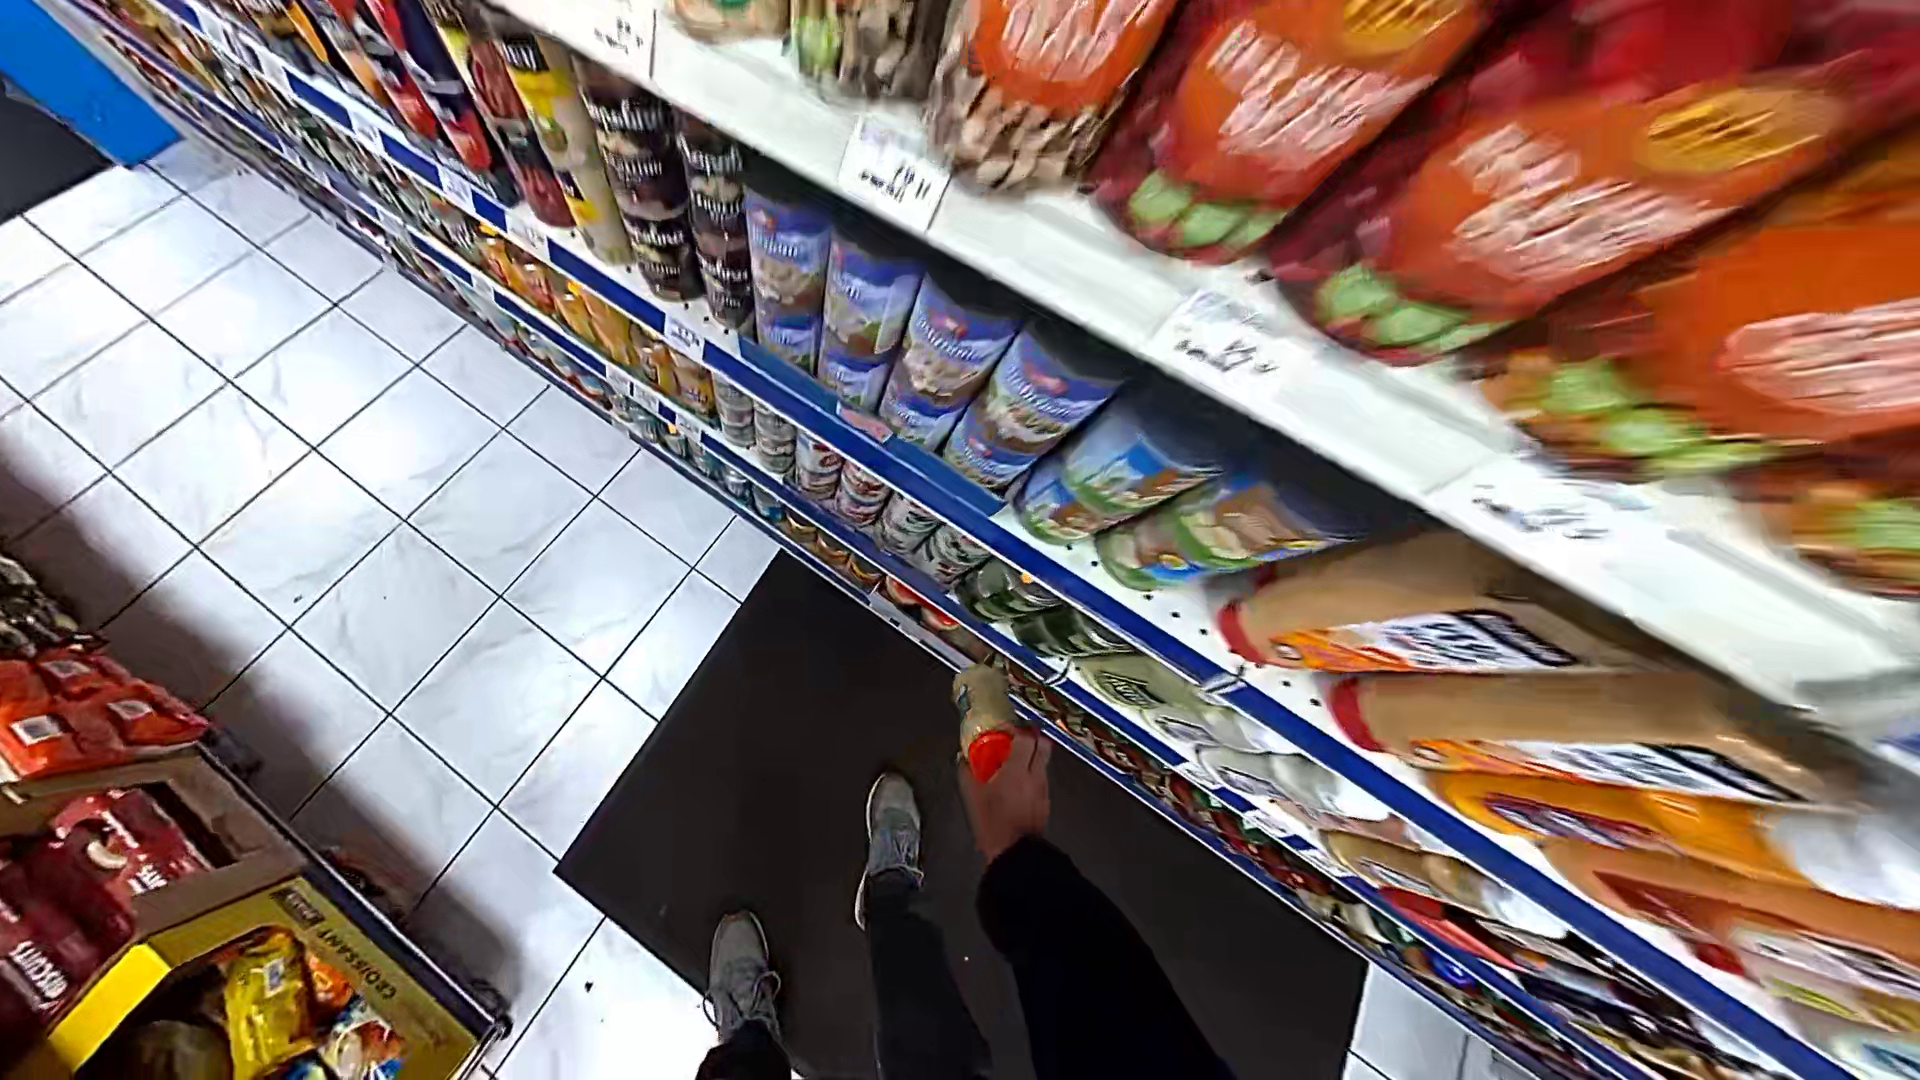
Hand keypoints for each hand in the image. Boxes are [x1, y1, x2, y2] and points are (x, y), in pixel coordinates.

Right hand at [958, 730, 1051, 864]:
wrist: (1016, 852)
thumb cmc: (993, 821)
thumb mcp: (973, 796)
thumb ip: (966, 772)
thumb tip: (961, 758)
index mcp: (1018, 769)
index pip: (1026, 737)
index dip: (1016, 728)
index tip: (1005, 729)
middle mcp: (1036, 774)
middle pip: (1044, 744)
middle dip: (1033, 735)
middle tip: (1019, 735)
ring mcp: (1044, 787)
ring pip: (1045, 760)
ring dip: (1034, 754)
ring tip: (1017, 759)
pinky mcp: (1046, 800)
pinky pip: (1043, 776)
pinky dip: (1034, 771)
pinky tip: (1020, 780)